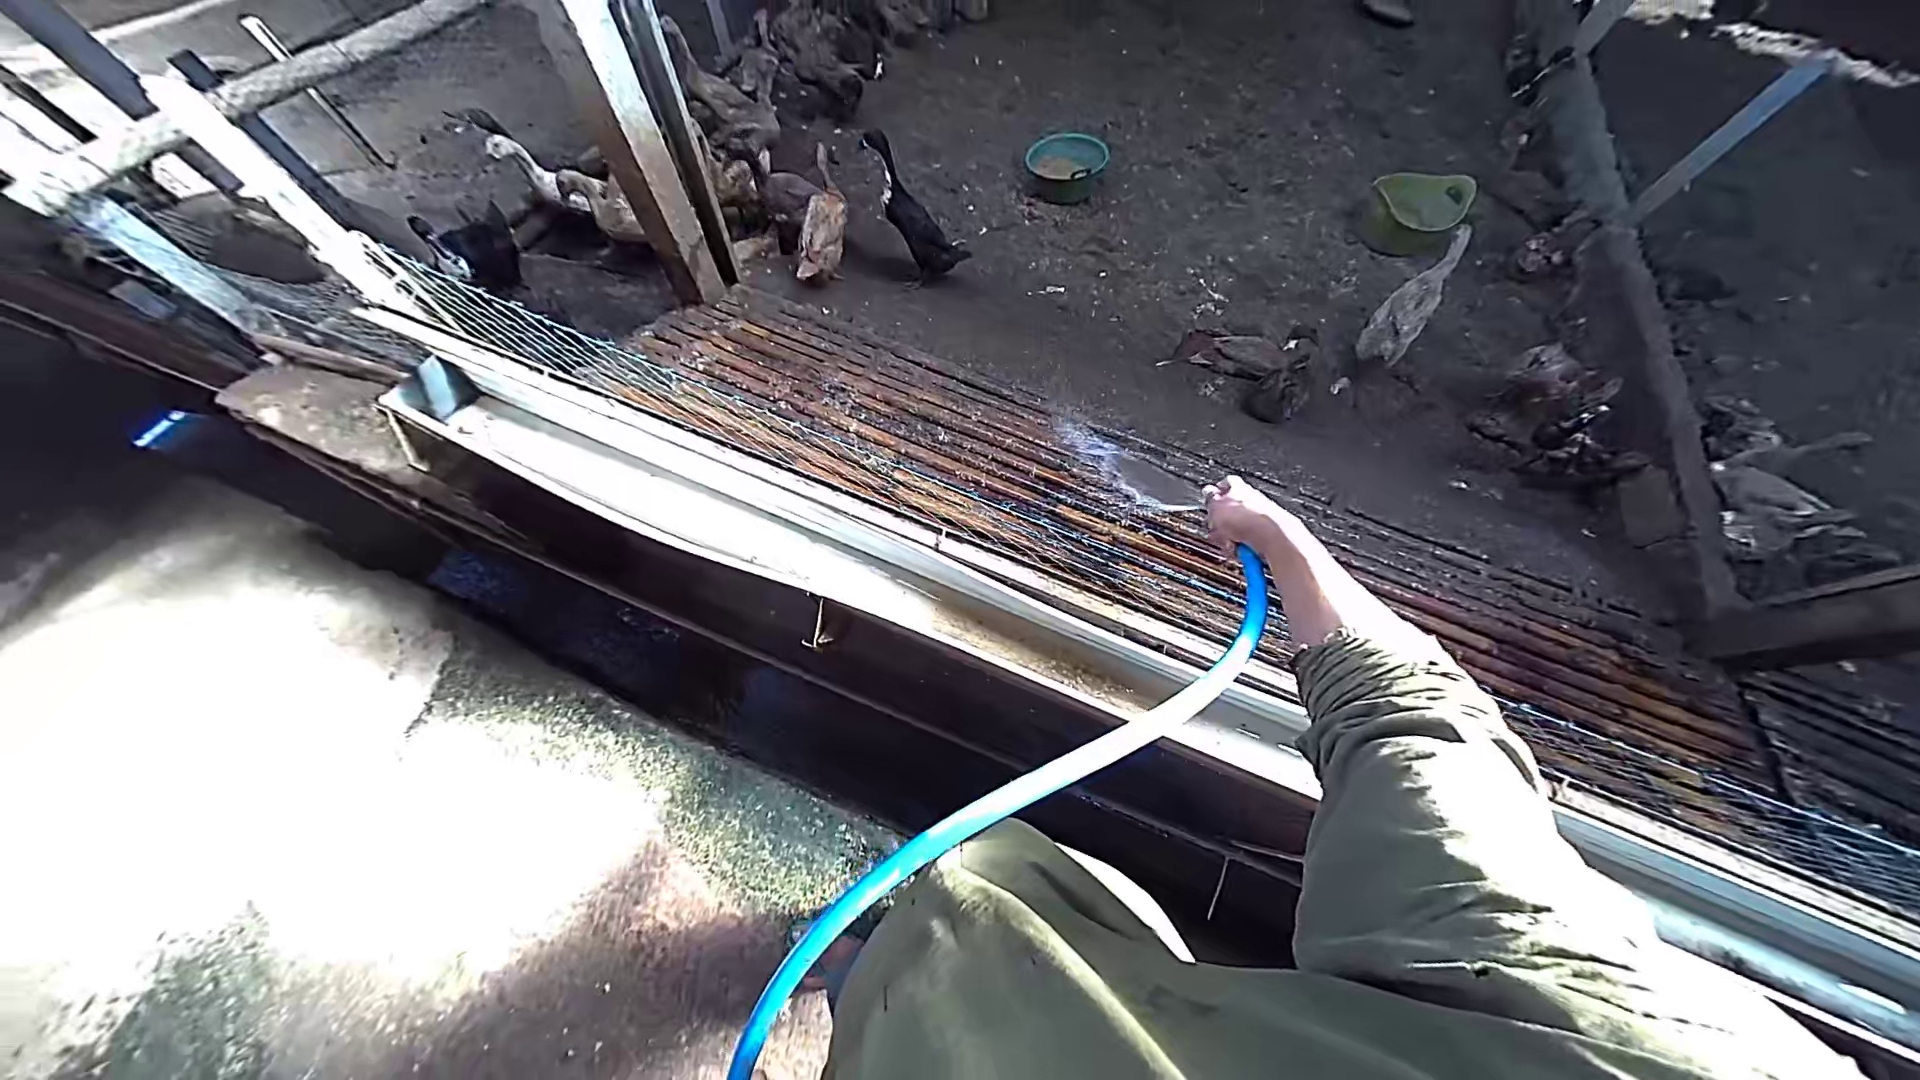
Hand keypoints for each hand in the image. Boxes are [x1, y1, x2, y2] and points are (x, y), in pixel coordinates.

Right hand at [1203, 475, 1296, 555]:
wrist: (1272, 536)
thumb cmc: (1247, 518)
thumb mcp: (1215, 506)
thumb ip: (1209, 498)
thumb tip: (1207, 492)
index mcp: (1240, 488)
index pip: (1224, 485)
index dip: (1214, 497)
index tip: (1209, 506)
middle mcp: (1252, 501)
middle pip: (1227, 514)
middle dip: (1219, 526)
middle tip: (1217, 530)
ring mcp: (1259, 519)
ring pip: (1234, 531)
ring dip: (1228, 540)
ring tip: (1231, 542)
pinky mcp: (1265, 536)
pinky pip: (1245, 544)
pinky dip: (1240, 549)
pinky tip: (1241, 549)